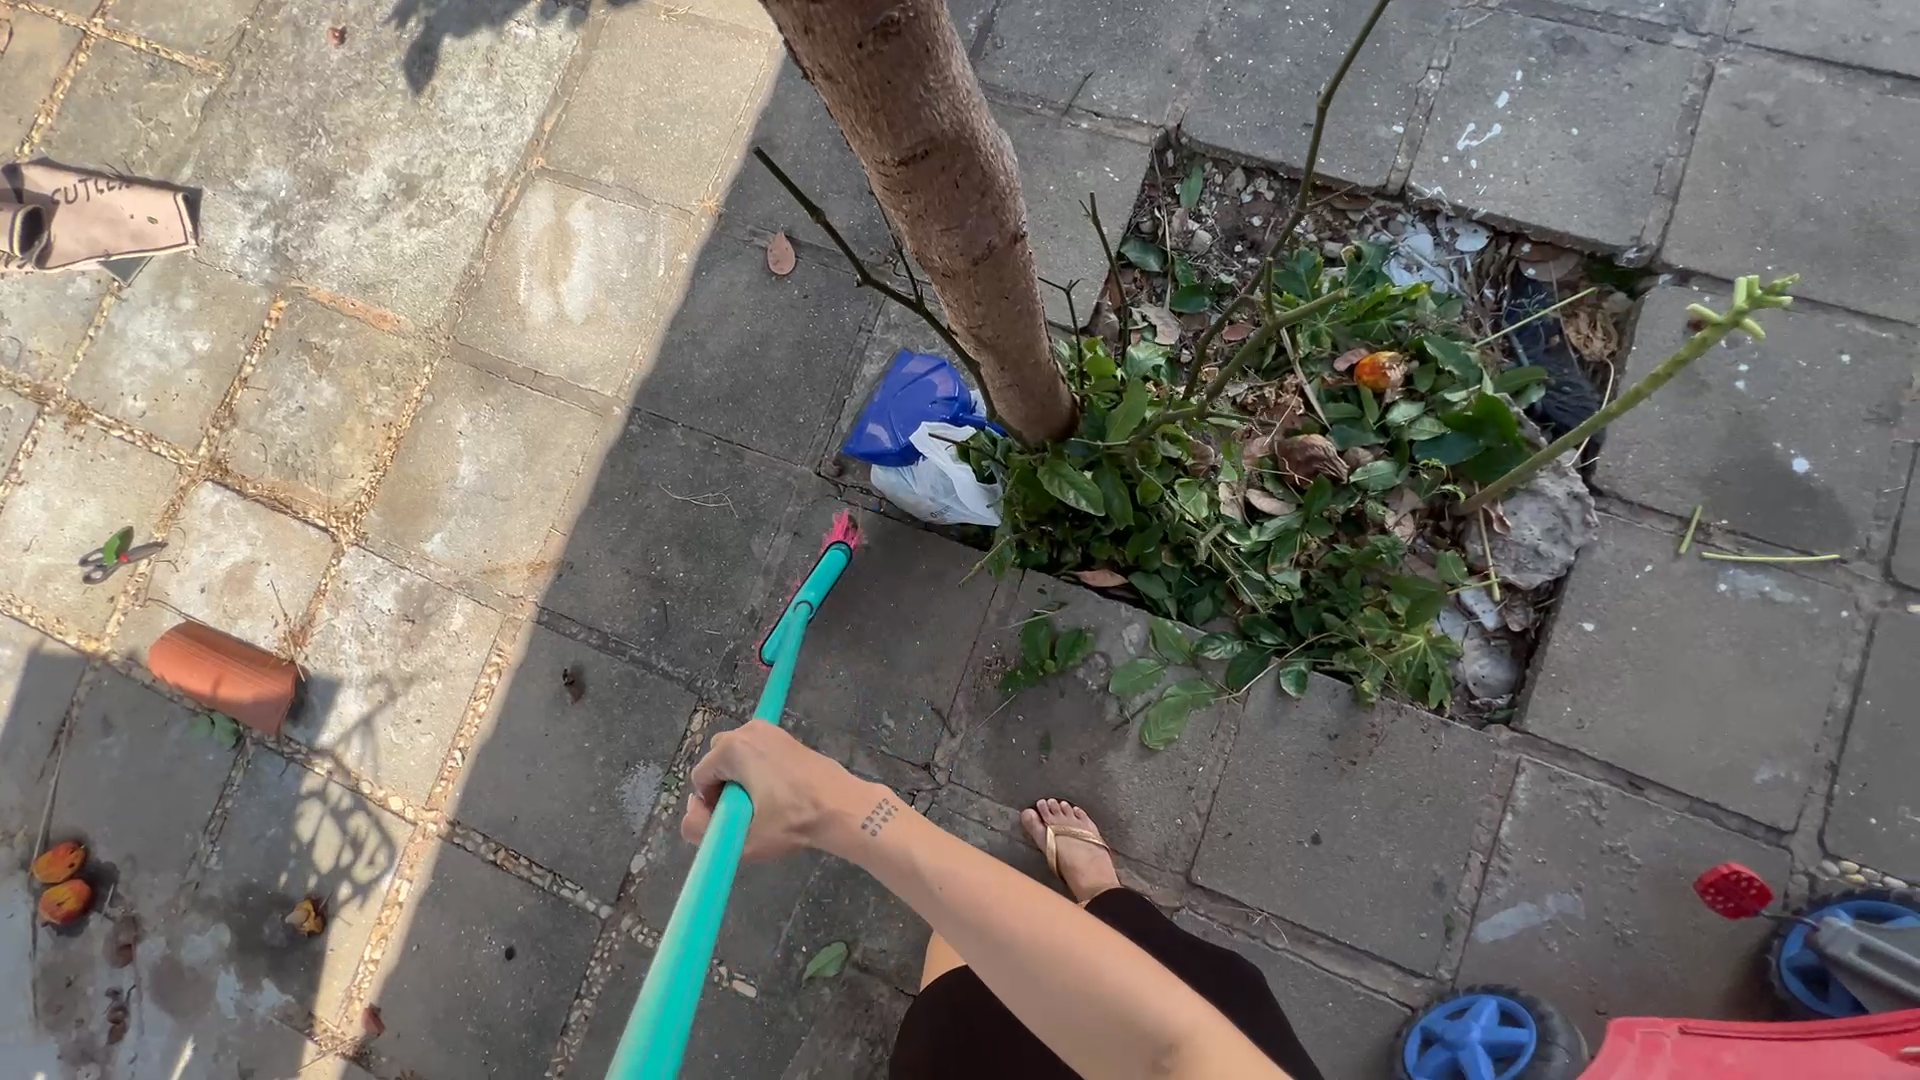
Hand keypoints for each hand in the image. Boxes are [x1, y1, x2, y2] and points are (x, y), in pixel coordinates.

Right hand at [680, 721, 872, 860]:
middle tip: (743, 814)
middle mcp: (748, 730)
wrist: (840, 807)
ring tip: (760, 806)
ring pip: (736, 757)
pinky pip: (756, 754)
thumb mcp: (740, 840)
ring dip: (739, 780)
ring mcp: (769, 730)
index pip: (700, 779)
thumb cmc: (791, 822)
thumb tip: (691, 812)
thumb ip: (700, 831)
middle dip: (722, 788)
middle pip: (717, 763)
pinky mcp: (786, 737)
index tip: (730, 822)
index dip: (708, 806)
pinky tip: (774, 793)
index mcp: (733, 748)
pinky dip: (757, 771)